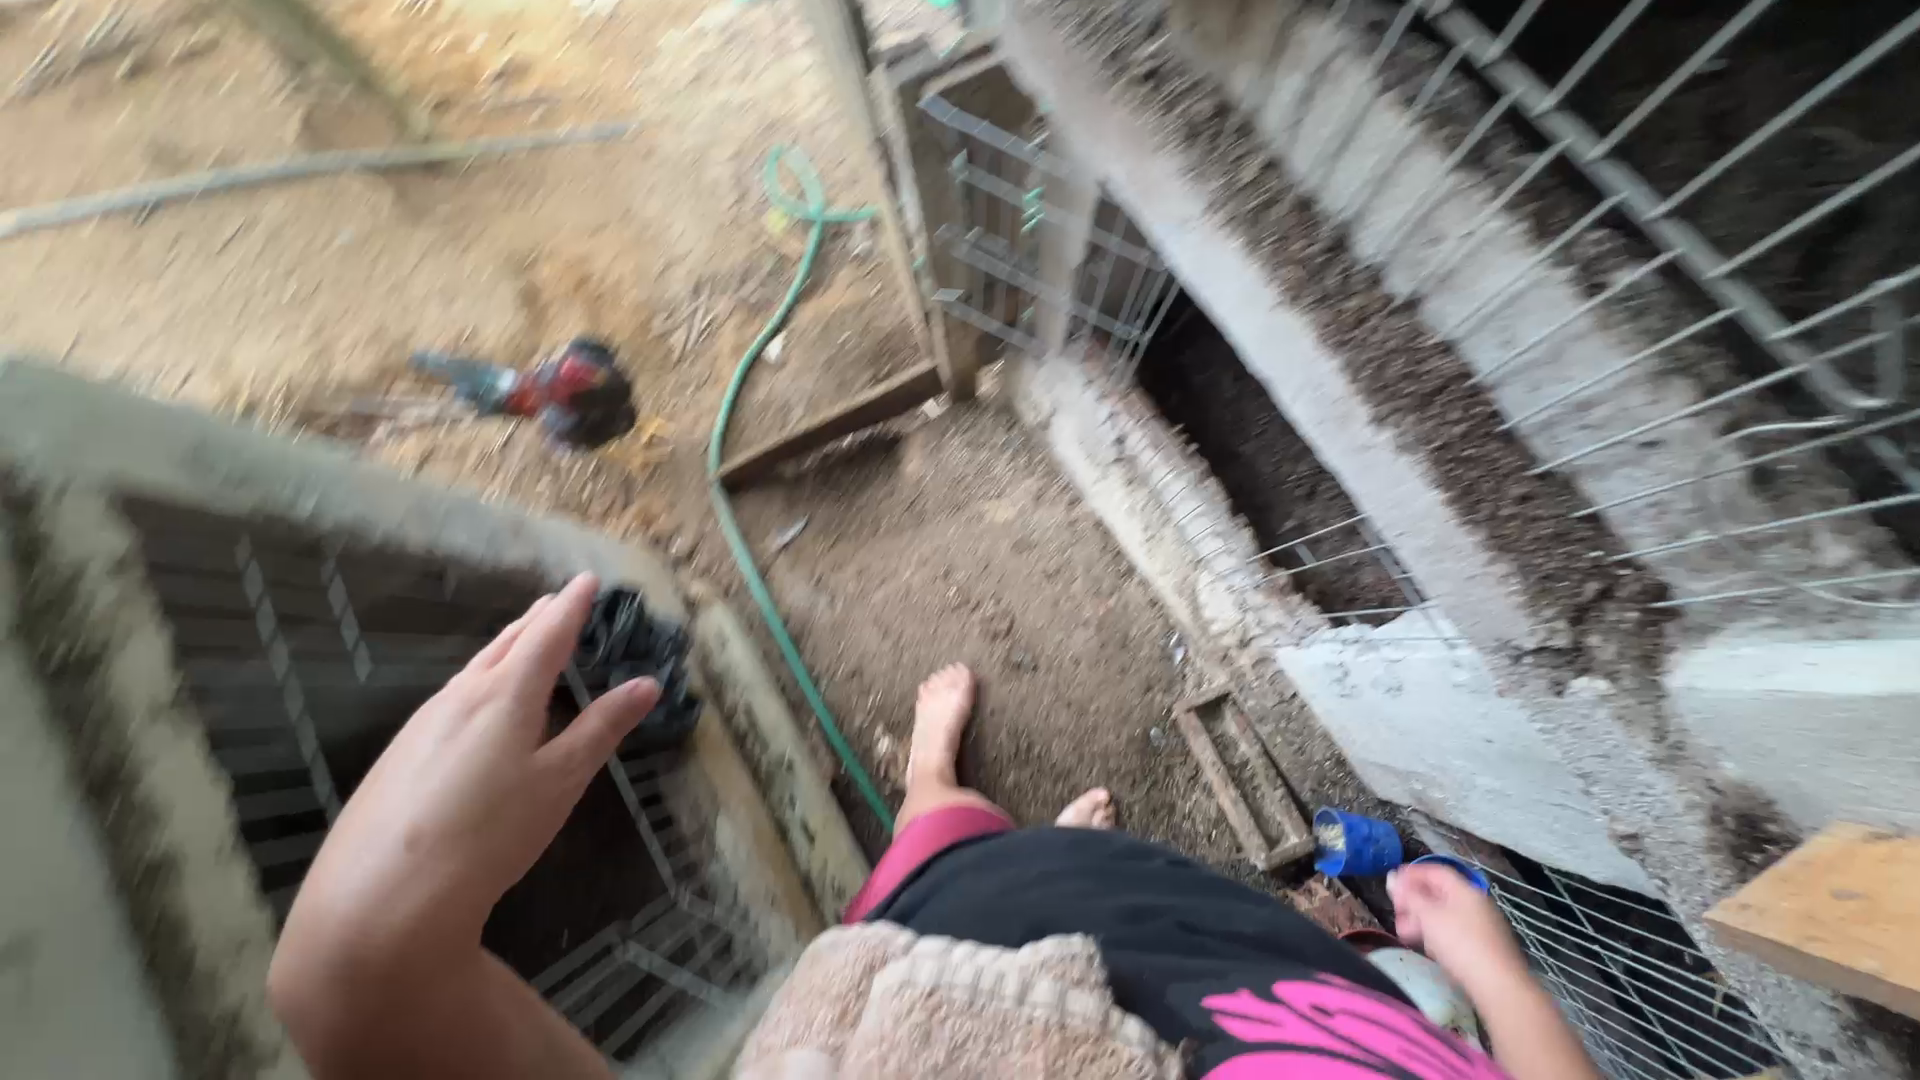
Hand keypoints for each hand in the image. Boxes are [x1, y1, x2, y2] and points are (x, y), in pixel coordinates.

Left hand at [275, 572, 660, 977]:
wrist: (375, 906)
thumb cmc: (487, 836)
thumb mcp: (561, 781)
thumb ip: (602, 728)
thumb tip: (648, 683)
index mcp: (504, 694)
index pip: (547, 635)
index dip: (572, 606)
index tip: (588, 580)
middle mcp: (458, 698)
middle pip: (504, 645)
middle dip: (536, 620)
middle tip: (557, 600)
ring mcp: (420, 727)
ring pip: (473, 670)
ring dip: (505, 648)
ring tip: (524, 639)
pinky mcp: (398, 758)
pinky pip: (451, 698)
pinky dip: (479, 680)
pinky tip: (478, 704)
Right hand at [1387, 863, 1528, 996]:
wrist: (1499, 986)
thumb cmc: (1460, 944)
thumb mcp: (1427, 915)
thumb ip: (1408, 895)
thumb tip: (1393, 878)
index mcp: (1465, 891)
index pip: (1434, 872)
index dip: (1411, 873)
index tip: (1392, 882)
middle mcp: (1476, 904)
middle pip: (1439, 893)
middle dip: (1413, 900)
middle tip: (1396, 910)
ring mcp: (1483, 926)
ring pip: (1445, 914)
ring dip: (1421, 919)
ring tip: (1404, 932)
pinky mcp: (1485, 947)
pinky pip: (1455, 931)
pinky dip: (1437, 933)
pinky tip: (1428, 946)